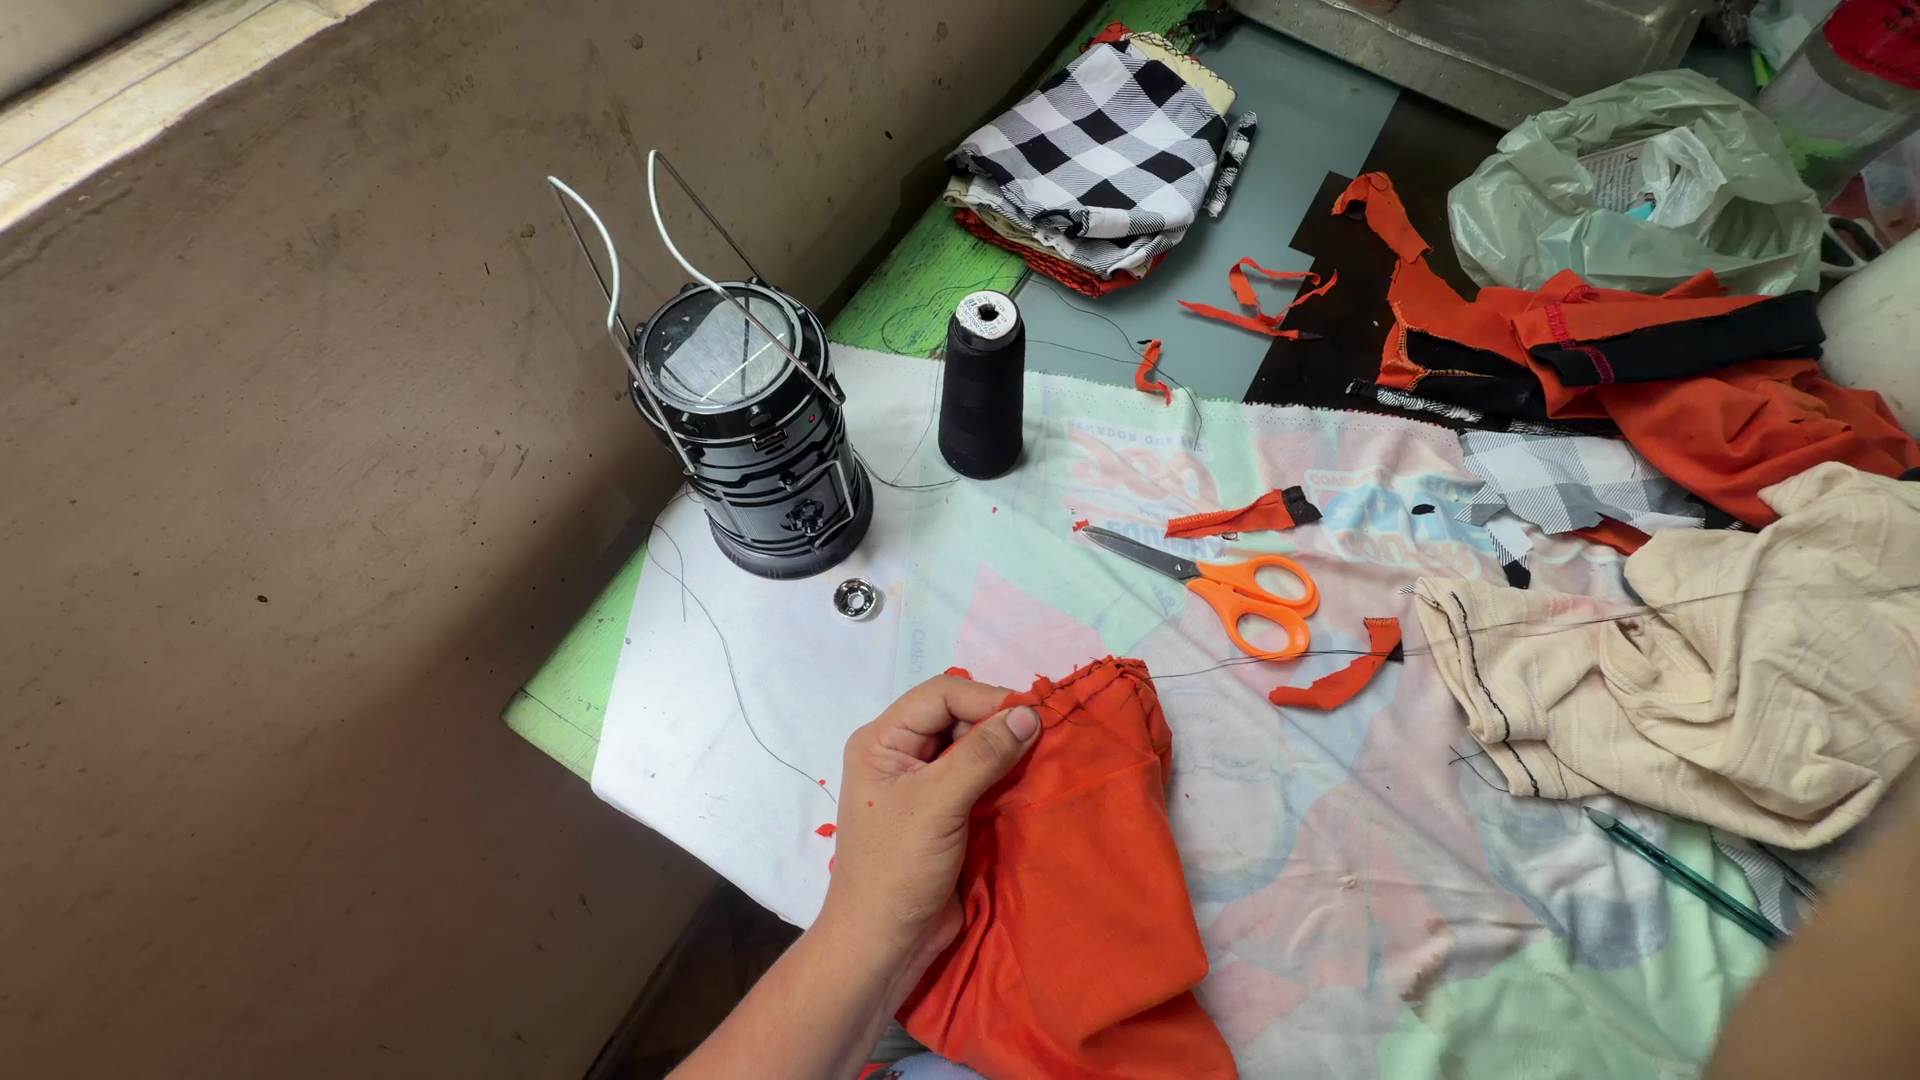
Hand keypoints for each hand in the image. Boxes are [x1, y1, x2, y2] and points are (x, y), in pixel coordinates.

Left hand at [818, 675, 1041, 975]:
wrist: (884, 946)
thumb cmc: (898, 869)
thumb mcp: (938, 804)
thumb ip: (982, 754)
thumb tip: (1030, 714)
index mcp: (881, 740)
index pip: (939, 695)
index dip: (984, 699)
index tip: (1030, 717)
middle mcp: (899, 752)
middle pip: (954, 714)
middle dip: (995, 721)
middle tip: (1039, 735)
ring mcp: (920, 781)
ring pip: (968, 744)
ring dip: (1002, 748)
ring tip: (1039, 753)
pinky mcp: (942, 809)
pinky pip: (975, 774)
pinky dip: (1001, 773)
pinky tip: (1026, 778)